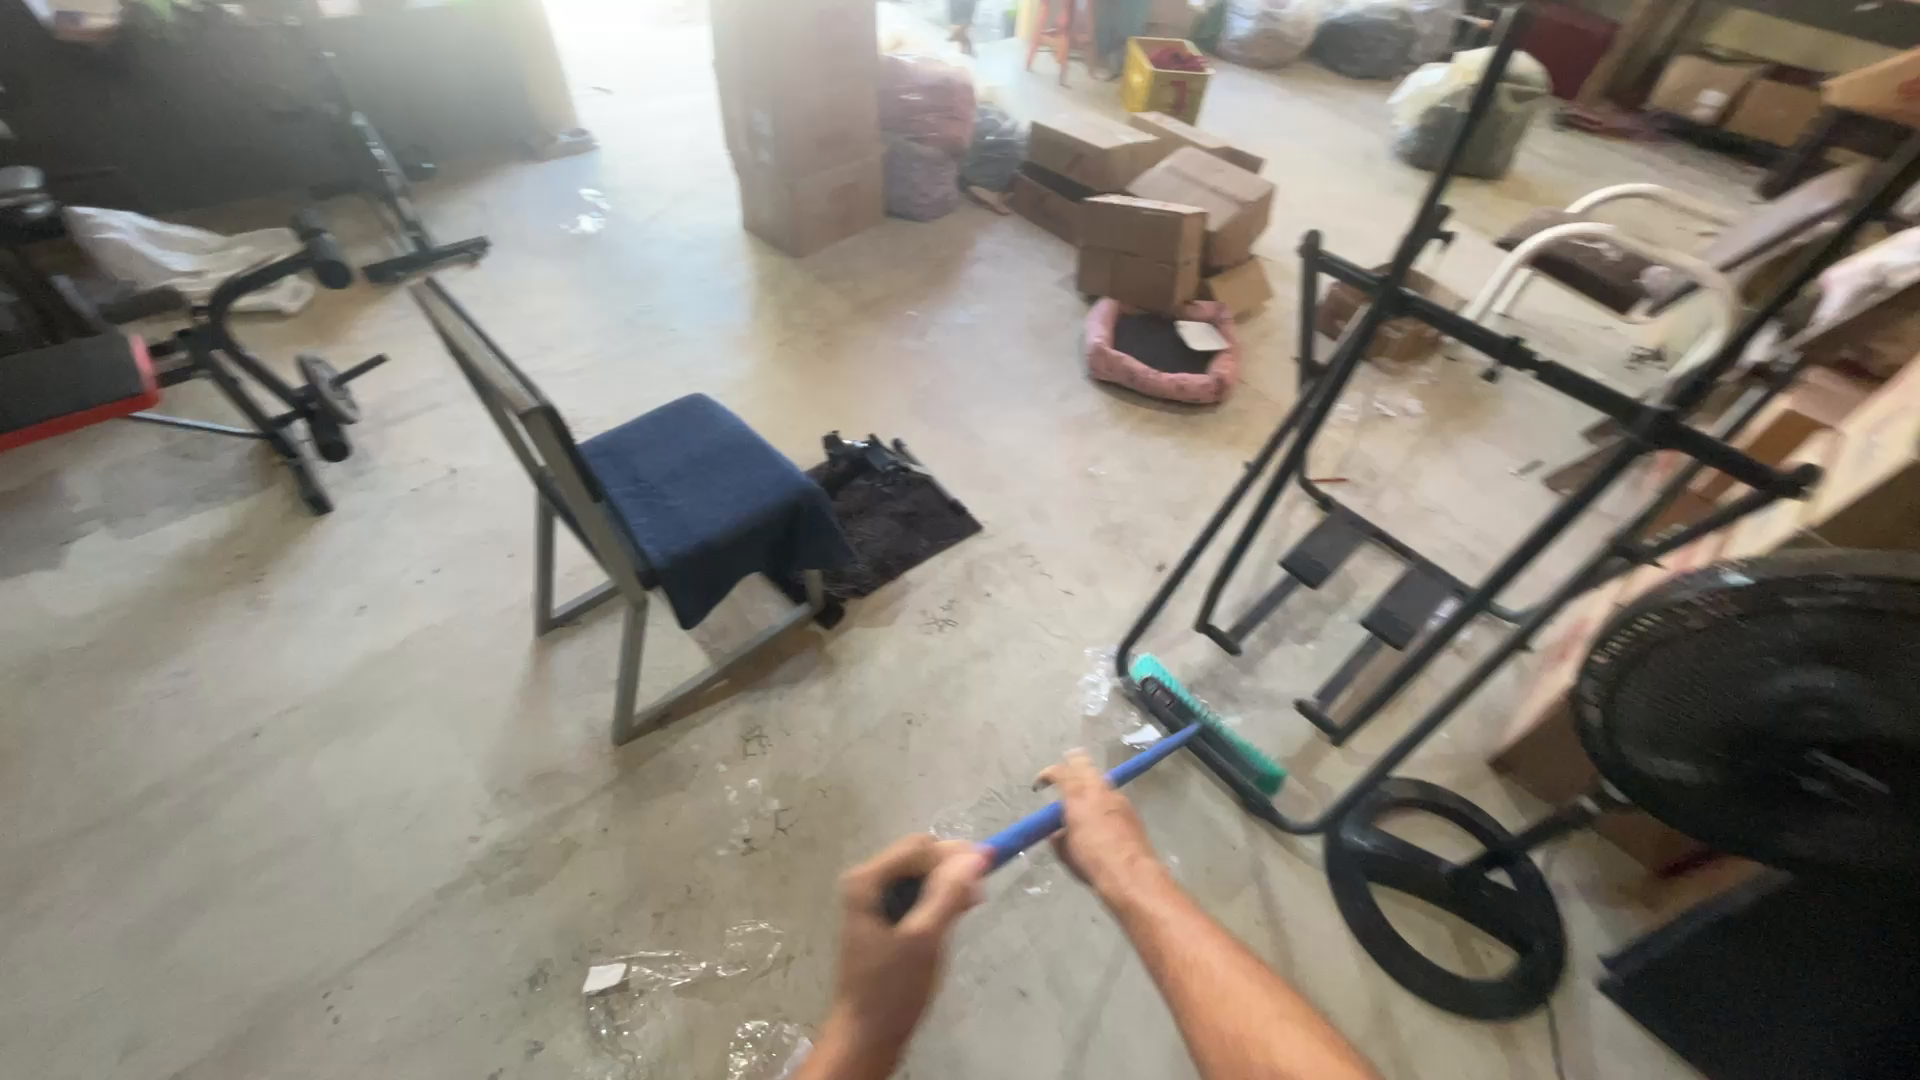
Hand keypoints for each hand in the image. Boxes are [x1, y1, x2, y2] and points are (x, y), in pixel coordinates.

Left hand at [825, 834, 986, 1064]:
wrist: (865, 1038)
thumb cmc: (892, 989)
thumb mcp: (924, 940)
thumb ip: (948, 894)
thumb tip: (977, 855)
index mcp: (868, 880)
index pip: (919, 848)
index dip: (953, 853)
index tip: (988, 868)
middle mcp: (867, 881)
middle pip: (918, 857)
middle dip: (951, 868)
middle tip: (980, 892)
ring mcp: (874, 899)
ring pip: (920, 875)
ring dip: (947, 884)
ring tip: (971, 905)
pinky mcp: (883, 917)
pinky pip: (916, 893)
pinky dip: (938, 899)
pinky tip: (955, 914)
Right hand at [1036, 749, 1163, 901]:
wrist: (1132, 874)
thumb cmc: (1092, 863)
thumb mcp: (1066, 853)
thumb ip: (1059, 837)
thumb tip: (1057, 833)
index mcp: (1076, 797)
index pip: (1059, 772)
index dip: (1047, 774)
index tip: (1040, 784)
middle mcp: (1098, 790)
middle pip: (1084, 763)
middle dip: (1072, 763)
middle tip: (1066, 768)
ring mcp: (1118, 797)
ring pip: (1101, 778)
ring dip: (1091, 781)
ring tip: (1085, 795)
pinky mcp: (1132, 809)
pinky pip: (1114, 795)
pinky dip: (1105, 799)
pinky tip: (1104, 814)